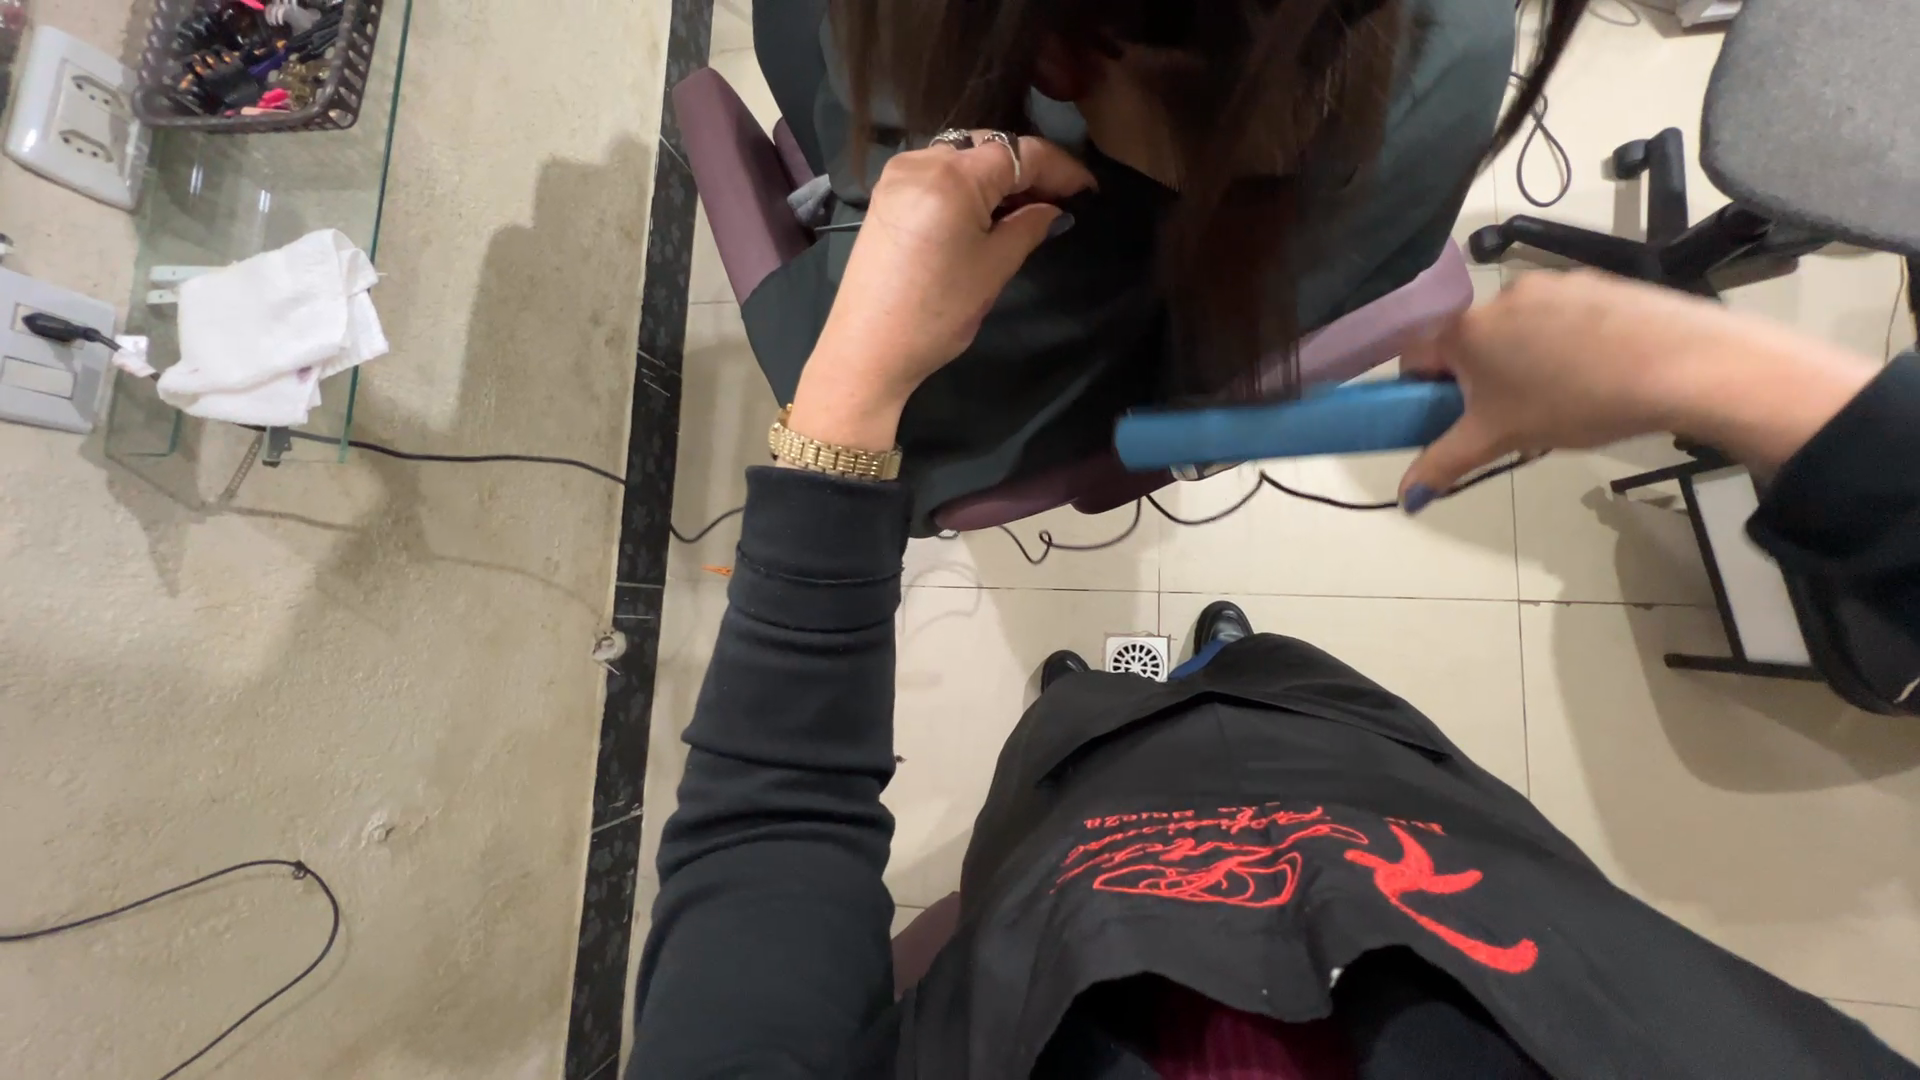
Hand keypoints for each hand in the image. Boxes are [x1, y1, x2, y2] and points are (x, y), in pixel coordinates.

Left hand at [785, 133, 1096, 451]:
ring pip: (963, 158)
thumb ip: (1028, 228)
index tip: (1089, 189)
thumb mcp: (992, 270)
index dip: (1062, 168)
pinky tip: (984, 212)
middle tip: (1059, 200)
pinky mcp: (887, 197)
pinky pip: (938, 175)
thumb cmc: (936, 314)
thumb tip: (1053, 208)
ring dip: (997, 177)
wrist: (867, 350)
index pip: (1021, 153)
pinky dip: (967, 186)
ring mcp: (899, 176)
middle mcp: (922, 160)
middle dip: (1028, 169)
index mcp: (953, 176)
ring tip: (1024, 209)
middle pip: (990, 147)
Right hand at [1396, 270, 1876, 509]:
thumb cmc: (1574, 402)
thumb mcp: (1499, 439)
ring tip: (1558, 393)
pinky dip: (1562, 341)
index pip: (1413, 357)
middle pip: (1466, 342)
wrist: (1690, 367)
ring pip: (1513, 329)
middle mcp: (1500, 296)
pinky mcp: (1600, 282)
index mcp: (1464, 329)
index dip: (1422, 390)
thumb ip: (1443, 464)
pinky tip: (1593, 369)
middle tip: (1505, 411)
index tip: (1450, 414)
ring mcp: (1554, 284)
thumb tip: (1406, 500)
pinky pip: (1559, 316)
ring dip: (1518, 358)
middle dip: (1475, 376)